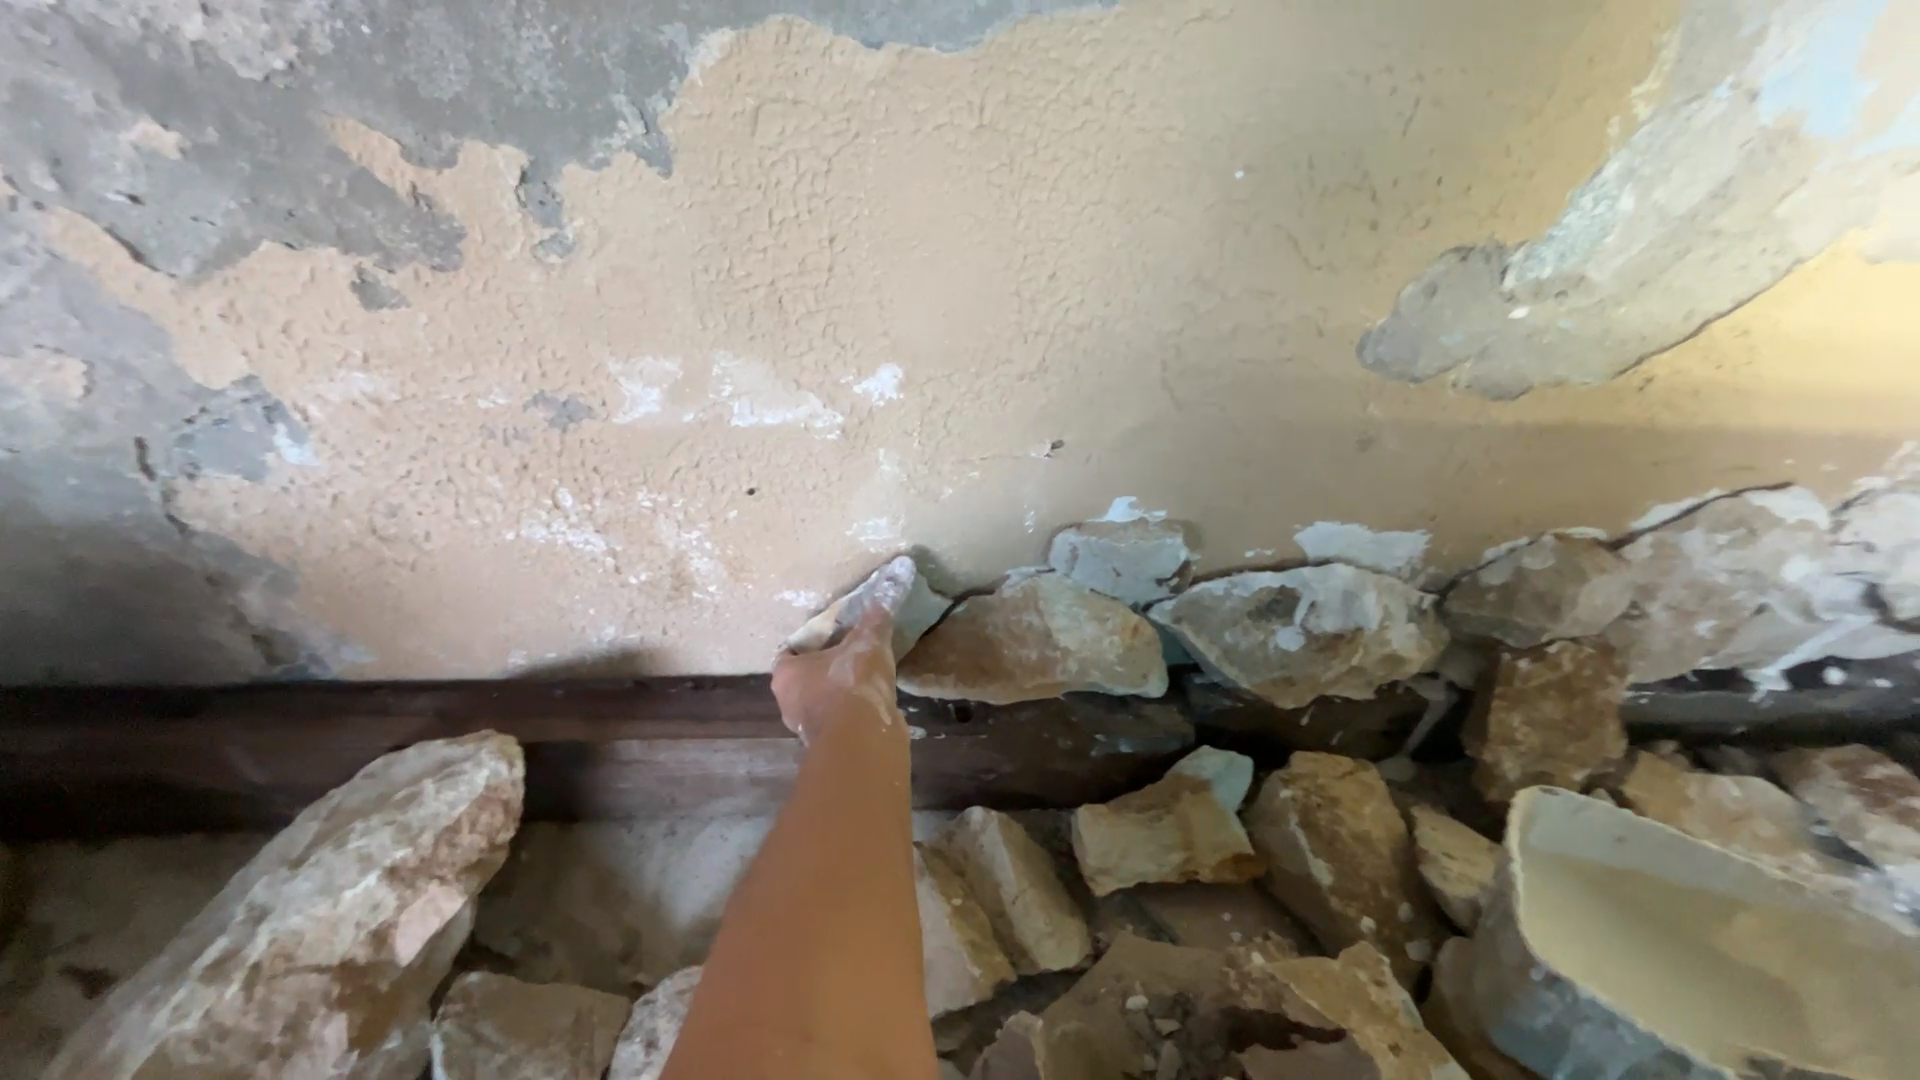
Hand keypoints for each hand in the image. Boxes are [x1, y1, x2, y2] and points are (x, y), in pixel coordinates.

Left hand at [771, 607, 901, 743]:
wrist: (862, 736)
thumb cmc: (851, 682)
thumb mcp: (866, 644)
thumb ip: (872, 624)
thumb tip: (879, 605)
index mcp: (785, 674)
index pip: (789, 653)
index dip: (810, 644)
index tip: (832, 638)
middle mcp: (788, 703)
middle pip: (804, 680)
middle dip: (824, 670)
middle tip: (849, 657)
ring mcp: (806, 727)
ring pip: (820, 702)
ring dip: (838, 694)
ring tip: (864, 680)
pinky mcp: (828, 744)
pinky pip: (837, 721)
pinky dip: (851, 713)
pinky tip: (871, 703)